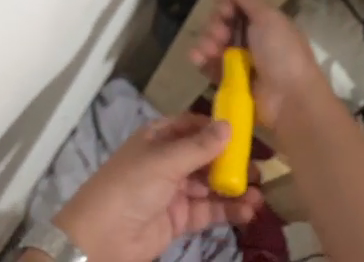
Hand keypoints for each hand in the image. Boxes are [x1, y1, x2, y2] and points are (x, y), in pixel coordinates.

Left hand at [49, 113, 260, 261]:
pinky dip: (227, 210)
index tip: (249, 131)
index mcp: (159, 136)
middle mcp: (168, 160)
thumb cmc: (130, 187)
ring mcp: (174, 190)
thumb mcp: (164, 161)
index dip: (219, 127)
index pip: (194, 125)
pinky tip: (248, 211)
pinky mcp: (179, 218)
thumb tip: (229, 124)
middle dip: (231, 160)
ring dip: (233, 187)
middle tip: (261, 166)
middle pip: (205, 155)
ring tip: (259, 193)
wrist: (102, 238)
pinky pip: (207, 210)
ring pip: (209, 184)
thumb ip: (199, 146)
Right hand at [189, 0, 331, 136]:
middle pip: (222, 23)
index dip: (226, 5)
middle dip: (216, 24)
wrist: (290, 100)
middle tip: (221, 34)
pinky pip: (210, 65)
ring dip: (207, 41)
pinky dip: (201, 59)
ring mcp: (240, 61)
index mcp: (264, 22)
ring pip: (213, 43)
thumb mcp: (269, 17)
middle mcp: (252, 40)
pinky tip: (197, 57)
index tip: (227, 11)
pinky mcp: (229, 82)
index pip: (236, 6)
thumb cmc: (283, 53)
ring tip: (210, 49)